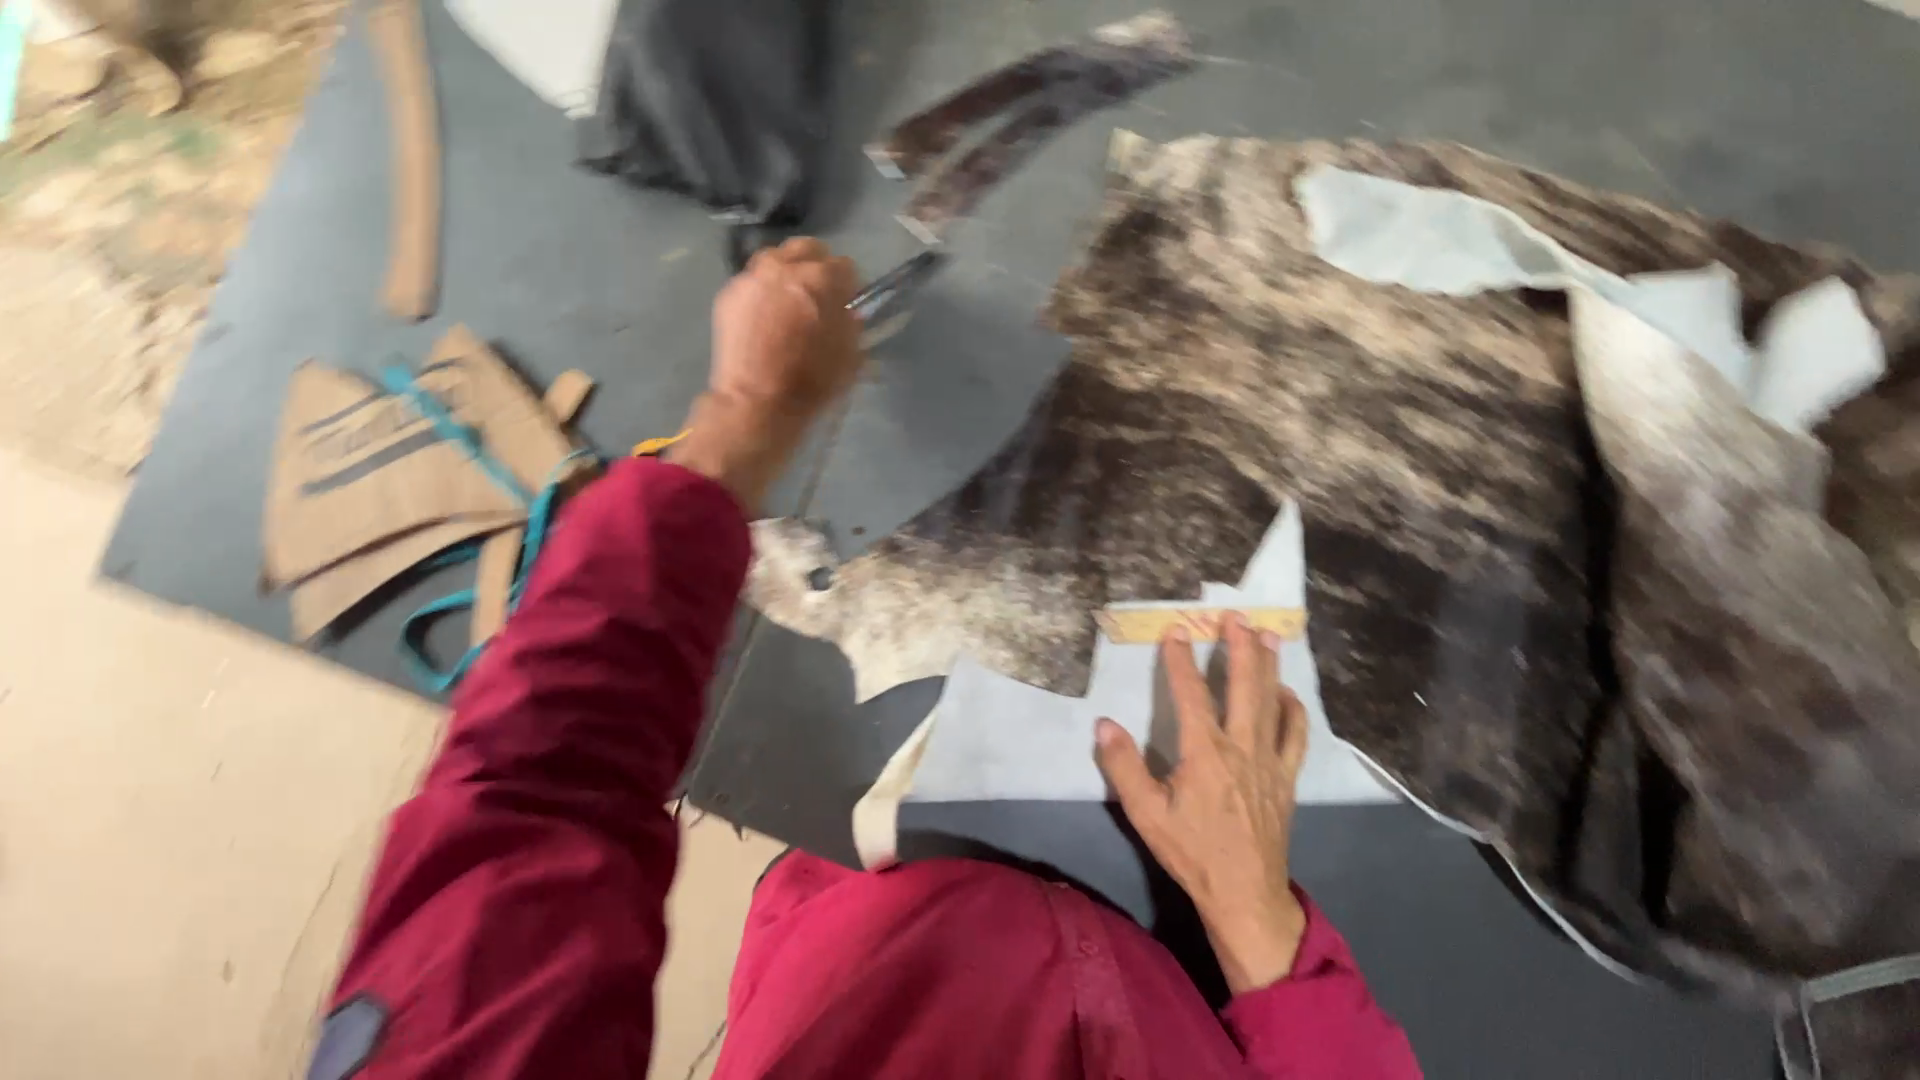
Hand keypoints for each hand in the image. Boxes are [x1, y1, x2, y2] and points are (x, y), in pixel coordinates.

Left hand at [668, 237, 862, 507]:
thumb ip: (852, 323)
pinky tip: (764, 316)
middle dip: (816, 266)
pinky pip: (752, 281)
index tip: (845, 303)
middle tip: (817, 294)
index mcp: (822, 278)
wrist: (758, 401)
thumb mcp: (851, 354)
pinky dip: (762, 292)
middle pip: (807, 249)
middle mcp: (785, 267)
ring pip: (775, 259)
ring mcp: (752, 277)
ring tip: (787, 300)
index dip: (848, 286)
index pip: (845, 266)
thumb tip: (846, 312)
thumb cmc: (812, 382)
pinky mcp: (729, 293)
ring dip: (786, 273)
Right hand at [1095, 616, 1310, 994]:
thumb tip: (1104, 724)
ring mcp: (1269, 761)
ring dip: (1269, 665)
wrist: (1244, 894)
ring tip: (1267, 635)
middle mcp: (1241, 747)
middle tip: (1234, 615)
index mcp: (1204, 752)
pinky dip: (1292, 709)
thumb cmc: (1192, 852)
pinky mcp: (1287, 778)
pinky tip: (1286, 693)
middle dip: (1238, 646)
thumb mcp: (1145, 814)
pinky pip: (1295, 734)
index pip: (1190, 693)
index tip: (1176, 630)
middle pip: (1243, 685)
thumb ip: (1123, 767)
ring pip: (1273, 702)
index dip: (1181, 659)